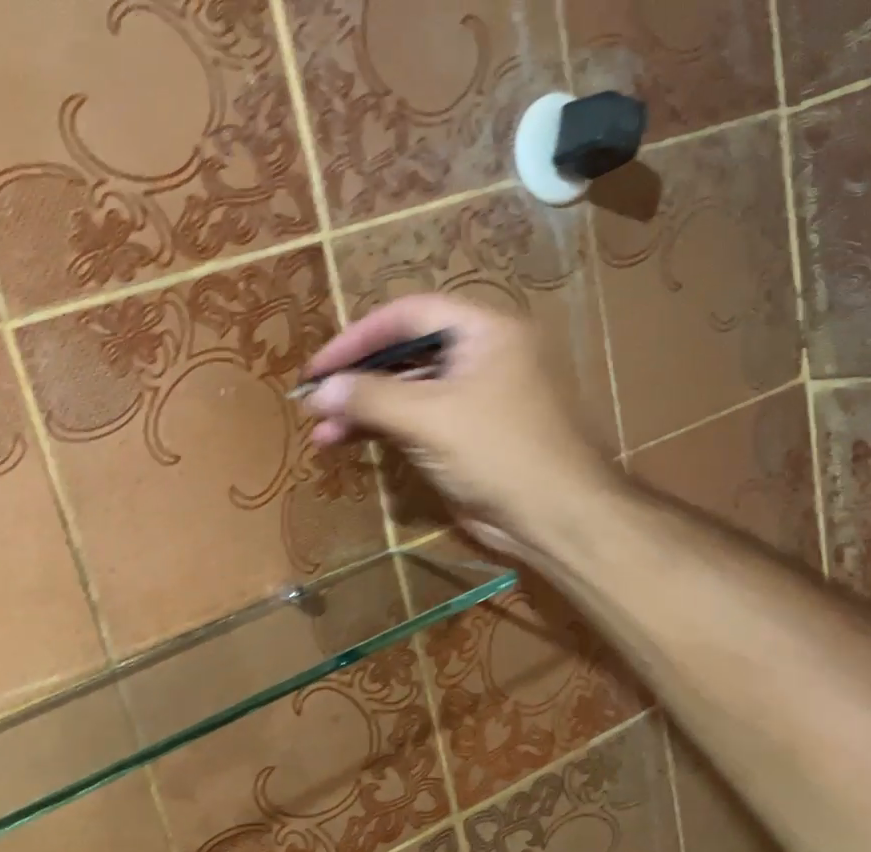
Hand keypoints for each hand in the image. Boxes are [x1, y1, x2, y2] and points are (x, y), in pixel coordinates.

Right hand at [303, 293, 616, 547]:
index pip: (408, 314)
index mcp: (485, 332)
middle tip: (314, 398)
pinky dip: (379, 428)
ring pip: (404, 389)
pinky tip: (345, 442)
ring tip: (321, 430)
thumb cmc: (500, 452)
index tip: (318, 367)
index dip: (357, 337)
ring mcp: (472, 396)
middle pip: (403, 351)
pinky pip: (412, 419)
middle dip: (356, 377)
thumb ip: (370, 398)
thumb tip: (319, 391)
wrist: (556, 517)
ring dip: (361, 407)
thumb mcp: (430, 418)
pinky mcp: (463, 433)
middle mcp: (479, 355)